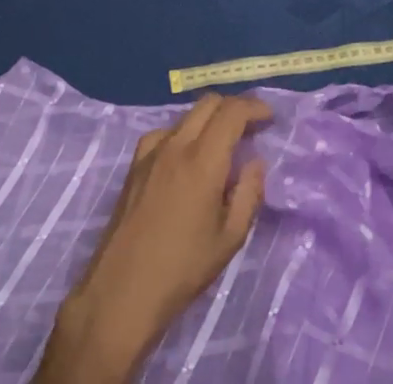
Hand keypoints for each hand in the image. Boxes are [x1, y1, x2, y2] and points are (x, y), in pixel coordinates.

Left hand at [34, 94, 271, 383]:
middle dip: (233, 108)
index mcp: (203, 160)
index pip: (231, 112)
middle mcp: (174, 146)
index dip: (254, 108)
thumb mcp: (230, 237)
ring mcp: (149, 154)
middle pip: (207, 103)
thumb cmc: (183, 268)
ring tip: (223, 146)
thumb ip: (249, 193)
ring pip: (185, 116)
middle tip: (251, 129)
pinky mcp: (133, 167)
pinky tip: (187, 159)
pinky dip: (183, 134)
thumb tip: (255, 161)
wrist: (123, 290)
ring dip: (208, 120)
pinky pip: (163, 133)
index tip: (270, 119)